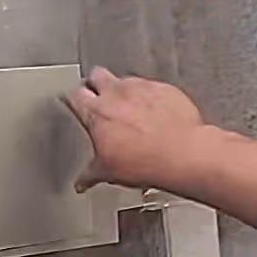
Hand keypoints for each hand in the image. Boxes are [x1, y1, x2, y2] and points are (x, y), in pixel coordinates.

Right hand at [63, 67, 213, 192]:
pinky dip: (150, 97)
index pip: (75, 95)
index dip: (74, 99)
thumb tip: (81, 182)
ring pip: (125, 79)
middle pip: (96, 75)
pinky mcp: (165, 88)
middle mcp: (116, 94)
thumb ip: (89, 174)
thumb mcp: (107, 172)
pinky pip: (152, 87)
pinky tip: (153, 113)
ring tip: (129, 110)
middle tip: (99, 98)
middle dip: (95, 84)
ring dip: (124, 91)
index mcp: (96, 112)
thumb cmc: (143, 160)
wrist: (182, 154)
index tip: (76, 105)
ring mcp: (142, 88)